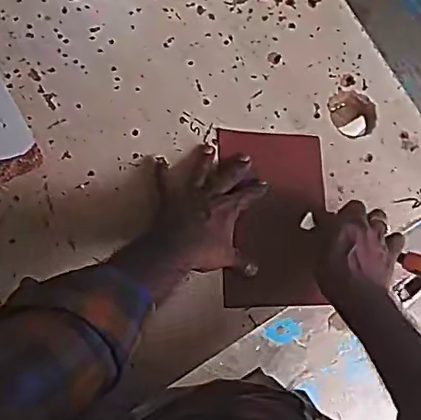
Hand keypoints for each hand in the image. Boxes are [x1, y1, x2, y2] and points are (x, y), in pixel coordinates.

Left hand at [125, 145, 268, 277]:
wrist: (174, 251)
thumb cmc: (200, 252)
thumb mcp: (226, 258)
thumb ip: (240, 262)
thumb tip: (251, 270)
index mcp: (227, 209)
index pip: (247, 195)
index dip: (256, 190)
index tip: (263, 183)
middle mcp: (210, 197)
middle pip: (227, 176)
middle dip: (237, 167)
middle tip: (244, 158)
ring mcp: (190, 195)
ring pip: (200, 173)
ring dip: (204, 161)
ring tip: (208, 149)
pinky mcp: (170, 198)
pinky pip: (164, 182)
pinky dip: (160, 172)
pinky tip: (157, 162)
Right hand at [314, 200, 403, 309]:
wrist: (358, 297)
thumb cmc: (337, 278)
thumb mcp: (318, 254)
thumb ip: (322, 237)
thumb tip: (319, 231)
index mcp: (346, 222)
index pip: (345, 207)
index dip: (338, 214)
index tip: (330, 220)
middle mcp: (366, 227)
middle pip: (366, 211)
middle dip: (358, 216)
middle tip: (349, 225)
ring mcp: (380, 240)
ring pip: (382, 222)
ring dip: (374, 225)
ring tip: (366, 233)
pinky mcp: (391, 254)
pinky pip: (397, 240)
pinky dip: (391, 241)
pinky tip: (384, 246)